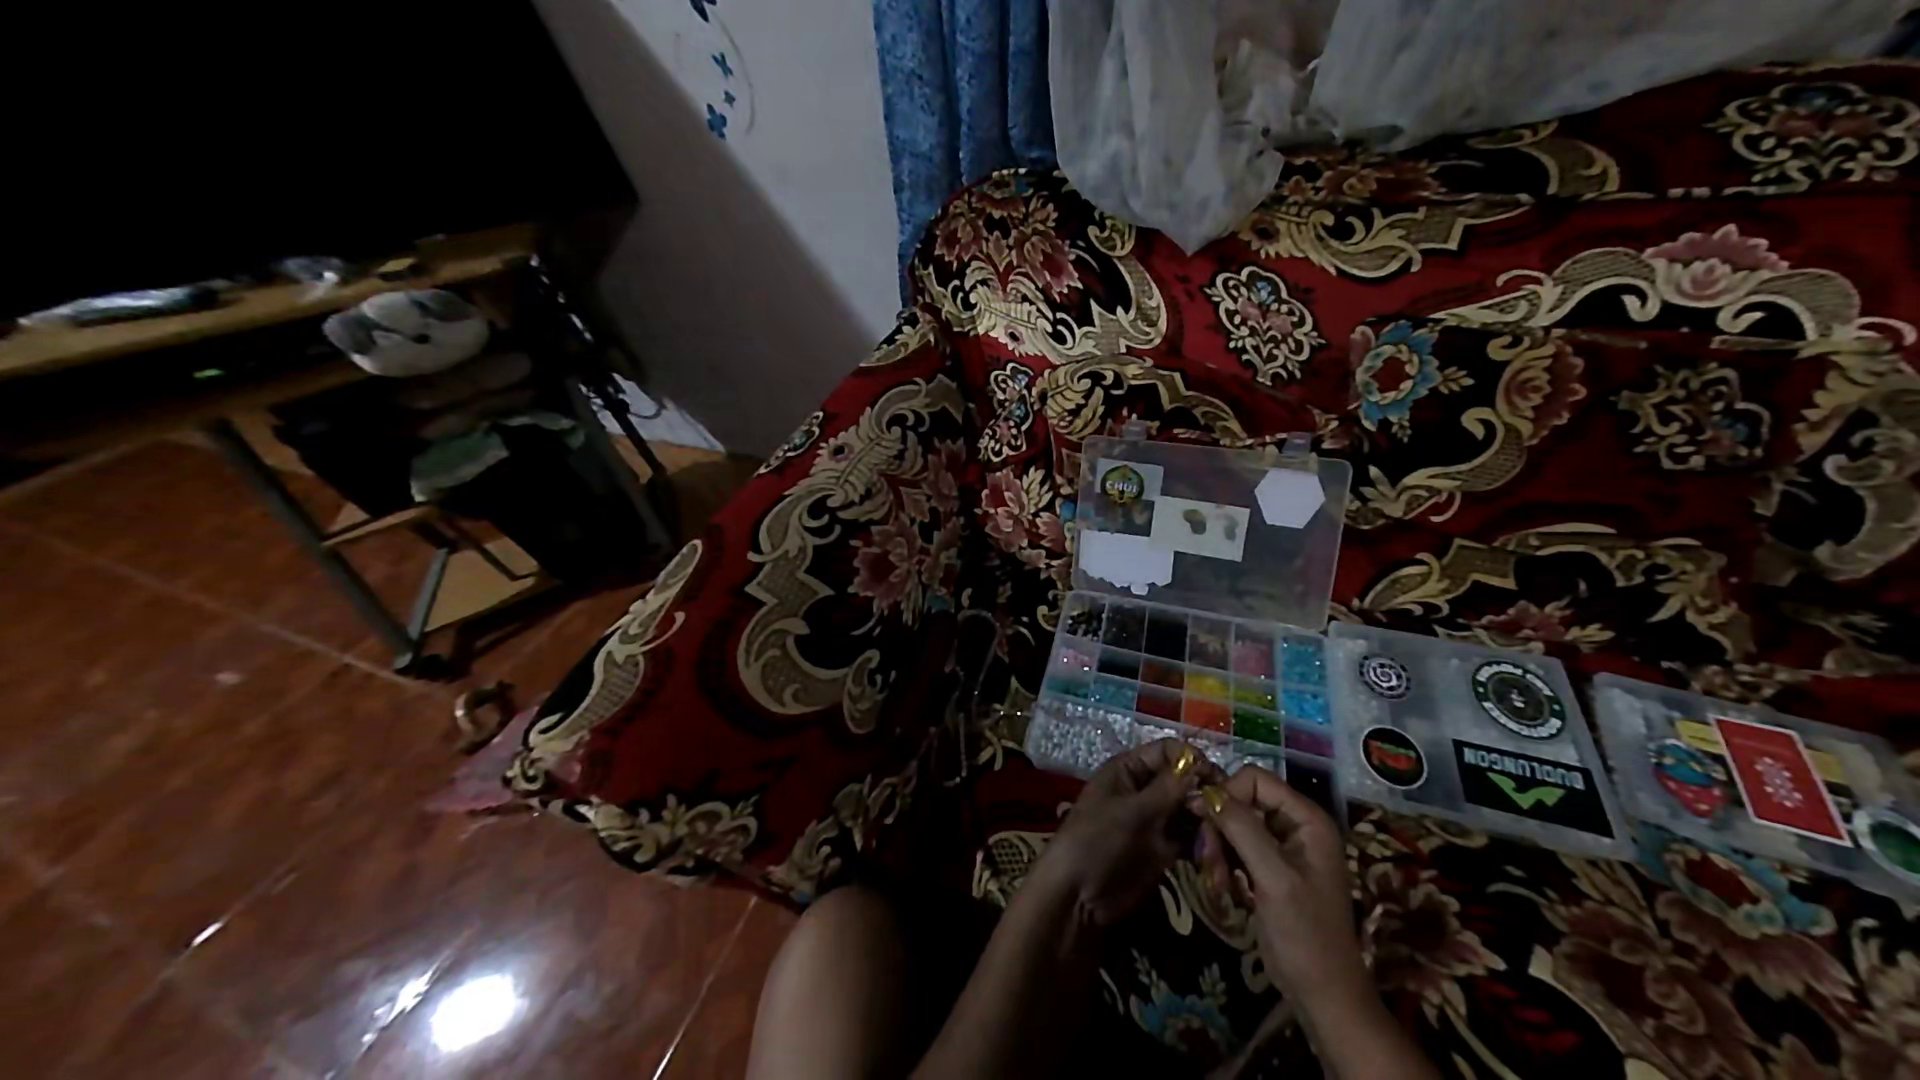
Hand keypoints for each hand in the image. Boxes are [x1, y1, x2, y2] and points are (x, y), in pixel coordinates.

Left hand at [1037, 740, 1220, 927]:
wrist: (1078, 896)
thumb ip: (1167, 789)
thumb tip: (1199, 763)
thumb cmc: (1097, 841)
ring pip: (1191, 809)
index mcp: (1128, 769)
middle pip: (1184, 780)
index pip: (1167, 751)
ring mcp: (1155, 819)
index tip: (1217, 779)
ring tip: (1219, 838)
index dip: (1192, 760)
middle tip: (1224, 814)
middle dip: (1204, 793)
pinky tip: (1215, 854)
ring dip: (1207, 821)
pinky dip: (1203, 843)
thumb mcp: (1132, 811)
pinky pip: (1190, 837)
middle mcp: (1144, 789)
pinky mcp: (1164, 848)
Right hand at [1192, 766, 1368, 1006]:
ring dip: (1219, 849)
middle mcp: (1296, 825)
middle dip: (1219, 828)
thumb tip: (1205, 792)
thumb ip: (1242, 829)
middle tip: (1209, 862)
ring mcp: (1283, 847)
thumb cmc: (1305, 934)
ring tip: (1217, 882)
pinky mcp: (1270, 867)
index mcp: (1307, 819)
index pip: (1254, 779)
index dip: (1226, 795)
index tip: (1205, 823)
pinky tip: (1225, 889)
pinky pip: (1237, 847)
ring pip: (1234, 824)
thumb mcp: (1273, 878)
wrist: (1322, 993)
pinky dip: (1225, 863)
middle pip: (1241, 800)